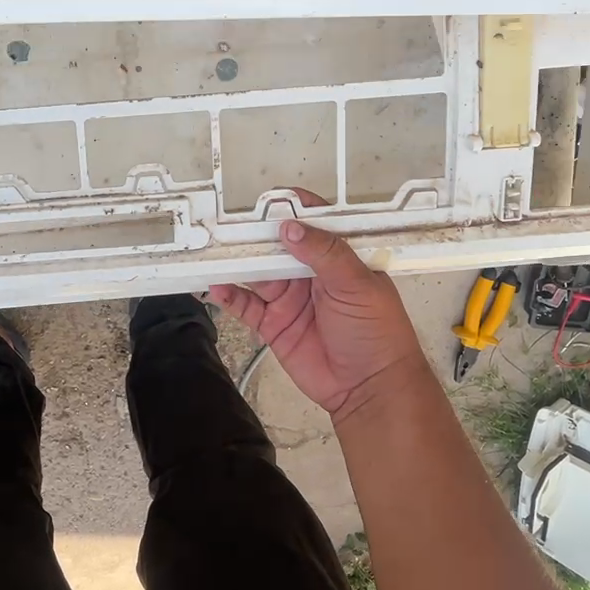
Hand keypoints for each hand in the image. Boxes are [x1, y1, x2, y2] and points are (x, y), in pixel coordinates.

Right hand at [209, 215, 428, 421]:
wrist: (369, 388)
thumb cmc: (375, 331)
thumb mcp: (358, 284)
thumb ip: (325, 253)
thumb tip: (290, 227)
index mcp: (336, 256)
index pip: (312, 223)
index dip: (290, 209)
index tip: (266, 200)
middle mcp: (309, 273)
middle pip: (276, 246)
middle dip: (253, 235)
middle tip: (228, 224)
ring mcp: (288, 298)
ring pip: (256, 272)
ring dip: (237, 262)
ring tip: (214, 251)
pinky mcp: (272, 324)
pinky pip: (245, 305)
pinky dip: (229, 295)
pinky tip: (216, 285)